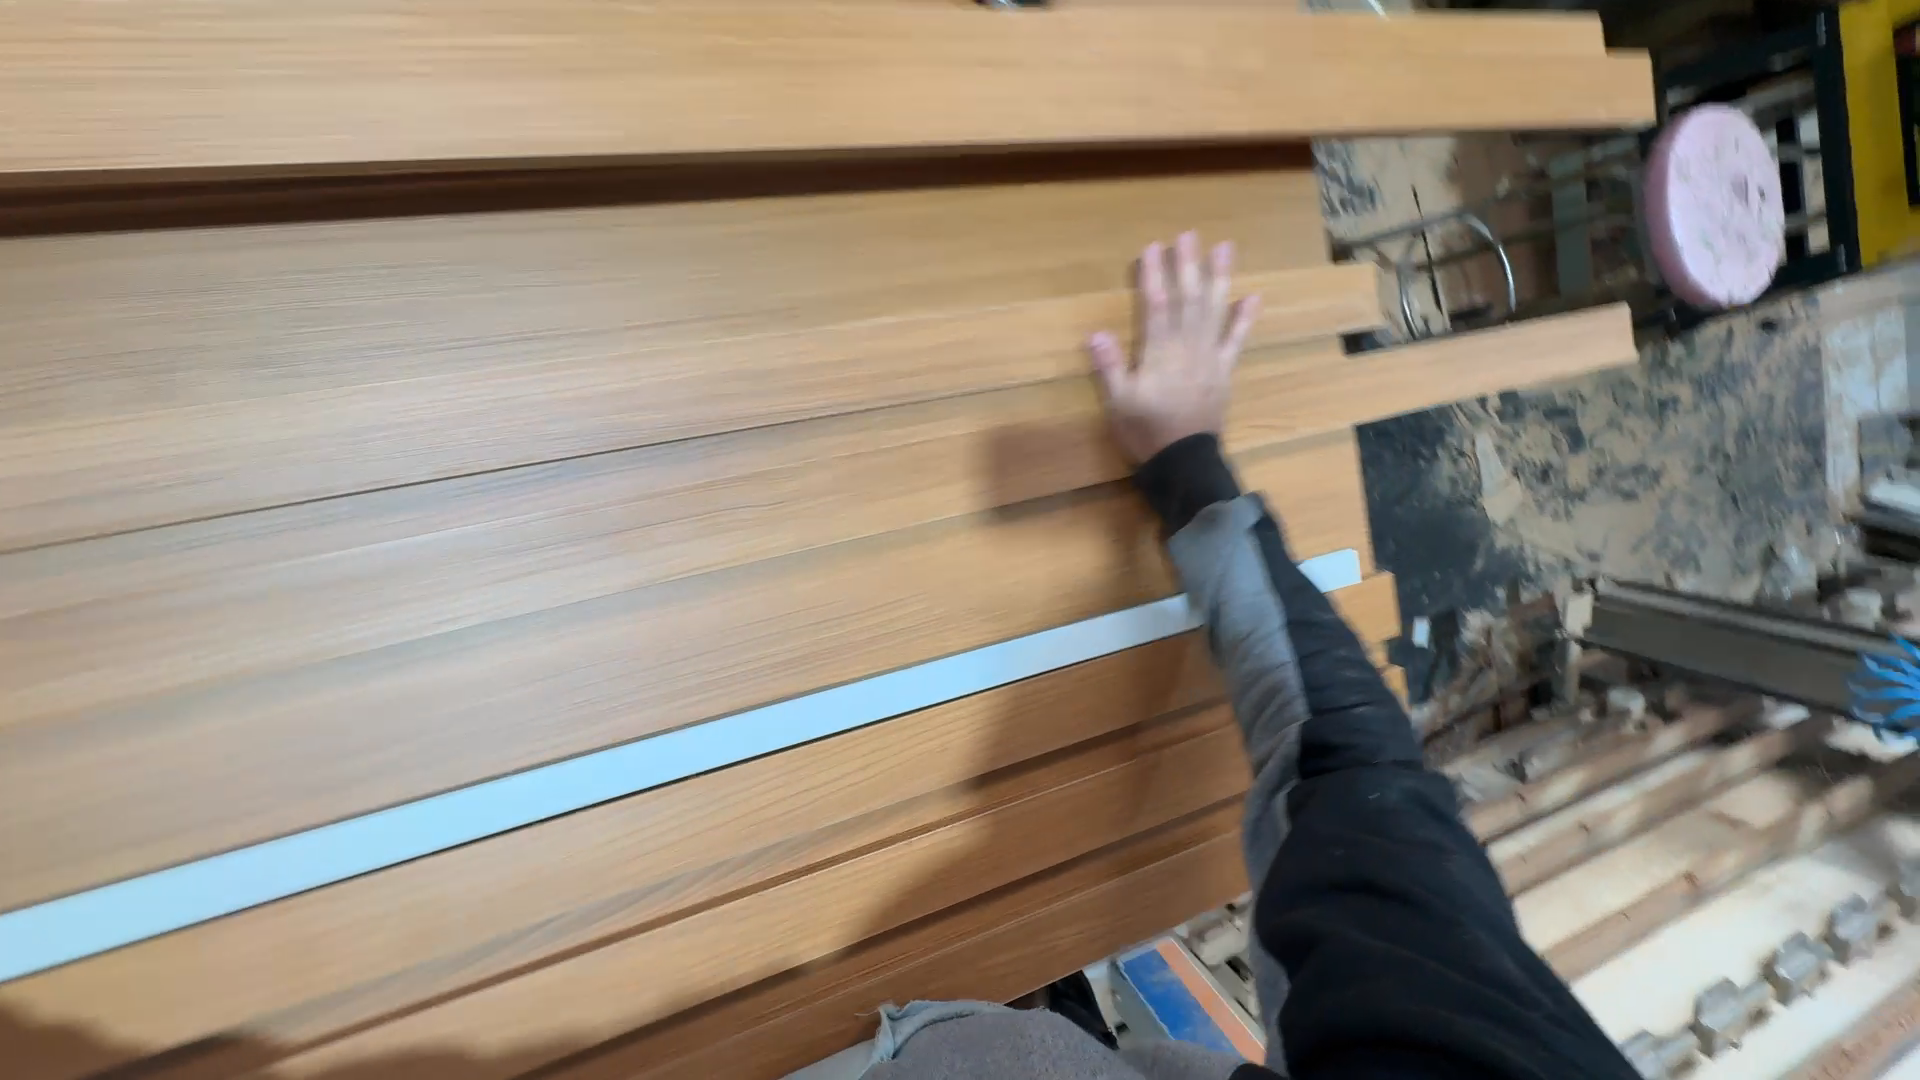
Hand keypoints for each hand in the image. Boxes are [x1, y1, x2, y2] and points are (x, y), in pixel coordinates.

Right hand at [1087, 231, 1259, 464]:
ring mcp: (1210, 357)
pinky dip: (1244, 319)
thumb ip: (1109, 367)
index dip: (1153, 276)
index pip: (1155, 305)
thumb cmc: (1145, 432)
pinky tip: (1253, 296)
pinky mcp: (1224, 371)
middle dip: (1186, 266)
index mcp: (1159, 352)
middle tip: (1188, 236)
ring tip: (1224, 249)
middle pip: (1187, 299)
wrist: (1183, 461)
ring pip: (1214, 311)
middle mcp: (1187, 347)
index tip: (1152, 248)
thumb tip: (1095, 333)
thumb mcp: (1118, 403)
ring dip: (1219, 279)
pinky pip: (1236, 341)